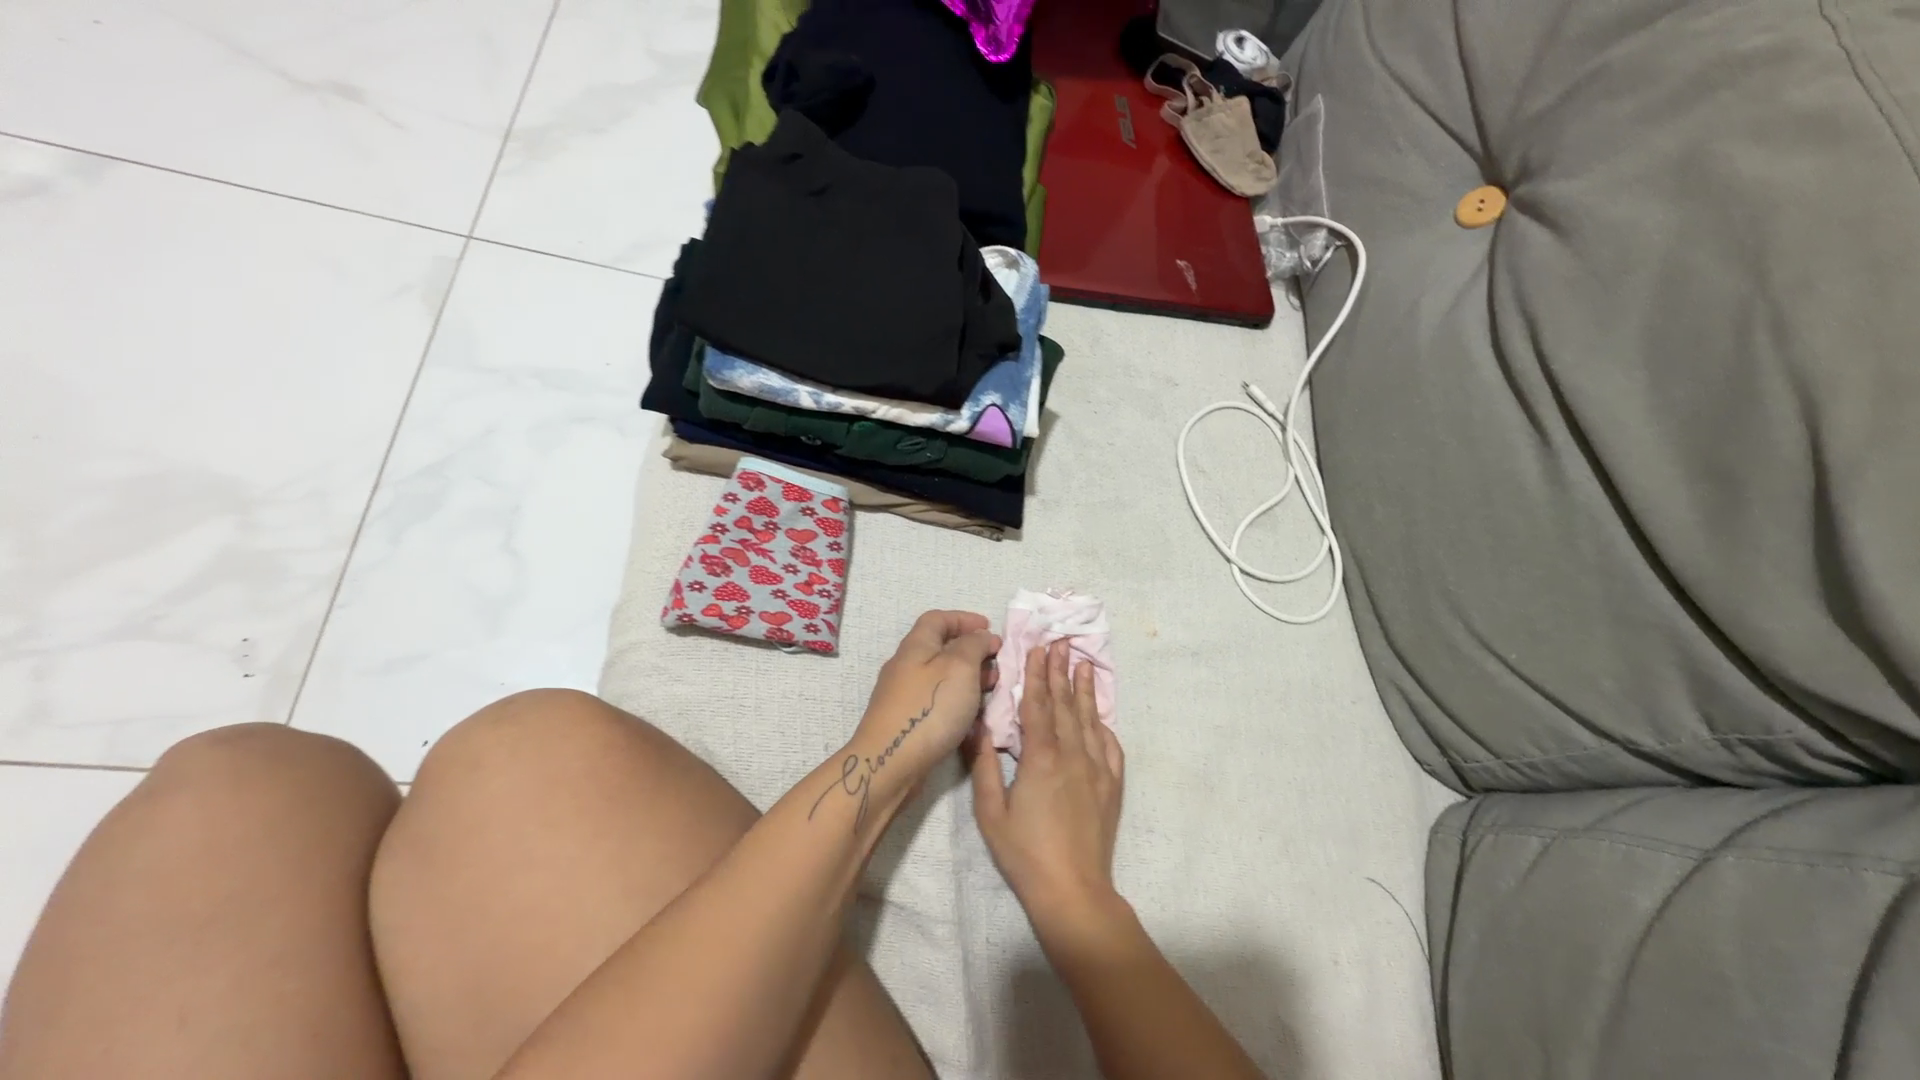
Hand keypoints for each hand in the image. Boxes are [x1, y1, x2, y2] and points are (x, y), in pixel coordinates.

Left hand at [844, 610, 1001, 800]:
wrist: (889, 763)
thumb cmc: (928, 709)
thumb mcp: (959, 667)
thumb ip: (973, 646)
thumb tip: (981, 636)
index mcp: (916, 646)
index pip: (938, 619)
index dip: (964, 619)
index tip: (990, 629)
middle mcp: (907, 667)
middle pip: (941, 648)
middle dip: (973, 651)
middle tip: (997, 665)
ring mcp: (904, 696)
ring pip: (942, 678)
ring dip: (969, 679)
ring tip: (992, 691)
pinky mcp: (907, 722)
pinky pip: (938, 701)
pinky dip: (959, 702)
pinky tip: (974, 717)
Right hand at [969, 639, 1124, 928]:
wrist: (1073, 889)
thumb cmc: (1024, 852)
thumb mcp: (990, 811)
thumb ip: (985, 766)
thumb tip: (979, 728)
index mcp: (1040, 757)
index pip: (1037, 705)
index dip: (1036, 675)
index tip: (1039, 649)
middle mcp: (1072, 755)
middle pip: (1065, 705)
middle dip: (1061, 672)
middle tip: (1062, 644)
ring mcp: (1096, 770)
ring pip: (1089, 720)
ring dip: (1085, 690)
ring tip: (1084, 664)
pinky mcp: (1111, 787)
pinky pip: (1109, 746)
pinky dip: (1102, 725)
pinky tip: (1099, 715)